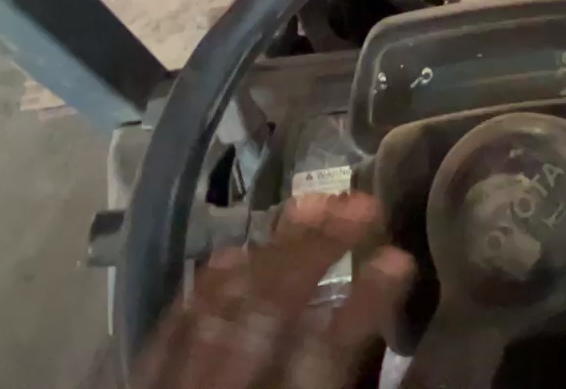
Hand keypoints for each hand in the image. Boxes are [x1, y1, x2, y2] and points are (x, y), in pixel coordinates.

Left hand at [130, 193, 415, 388]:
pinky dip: (203, 293)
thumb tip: (393, 363)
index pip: (324, 363)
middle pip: (269, 318)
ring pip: (220, 312)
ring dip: (268, 253)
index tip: (399, 259)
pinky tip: (233, 255)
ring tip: (311, 203)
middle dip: (317, 252)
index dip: (363, 308)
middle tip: (363, 203)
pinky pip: (167, 337)